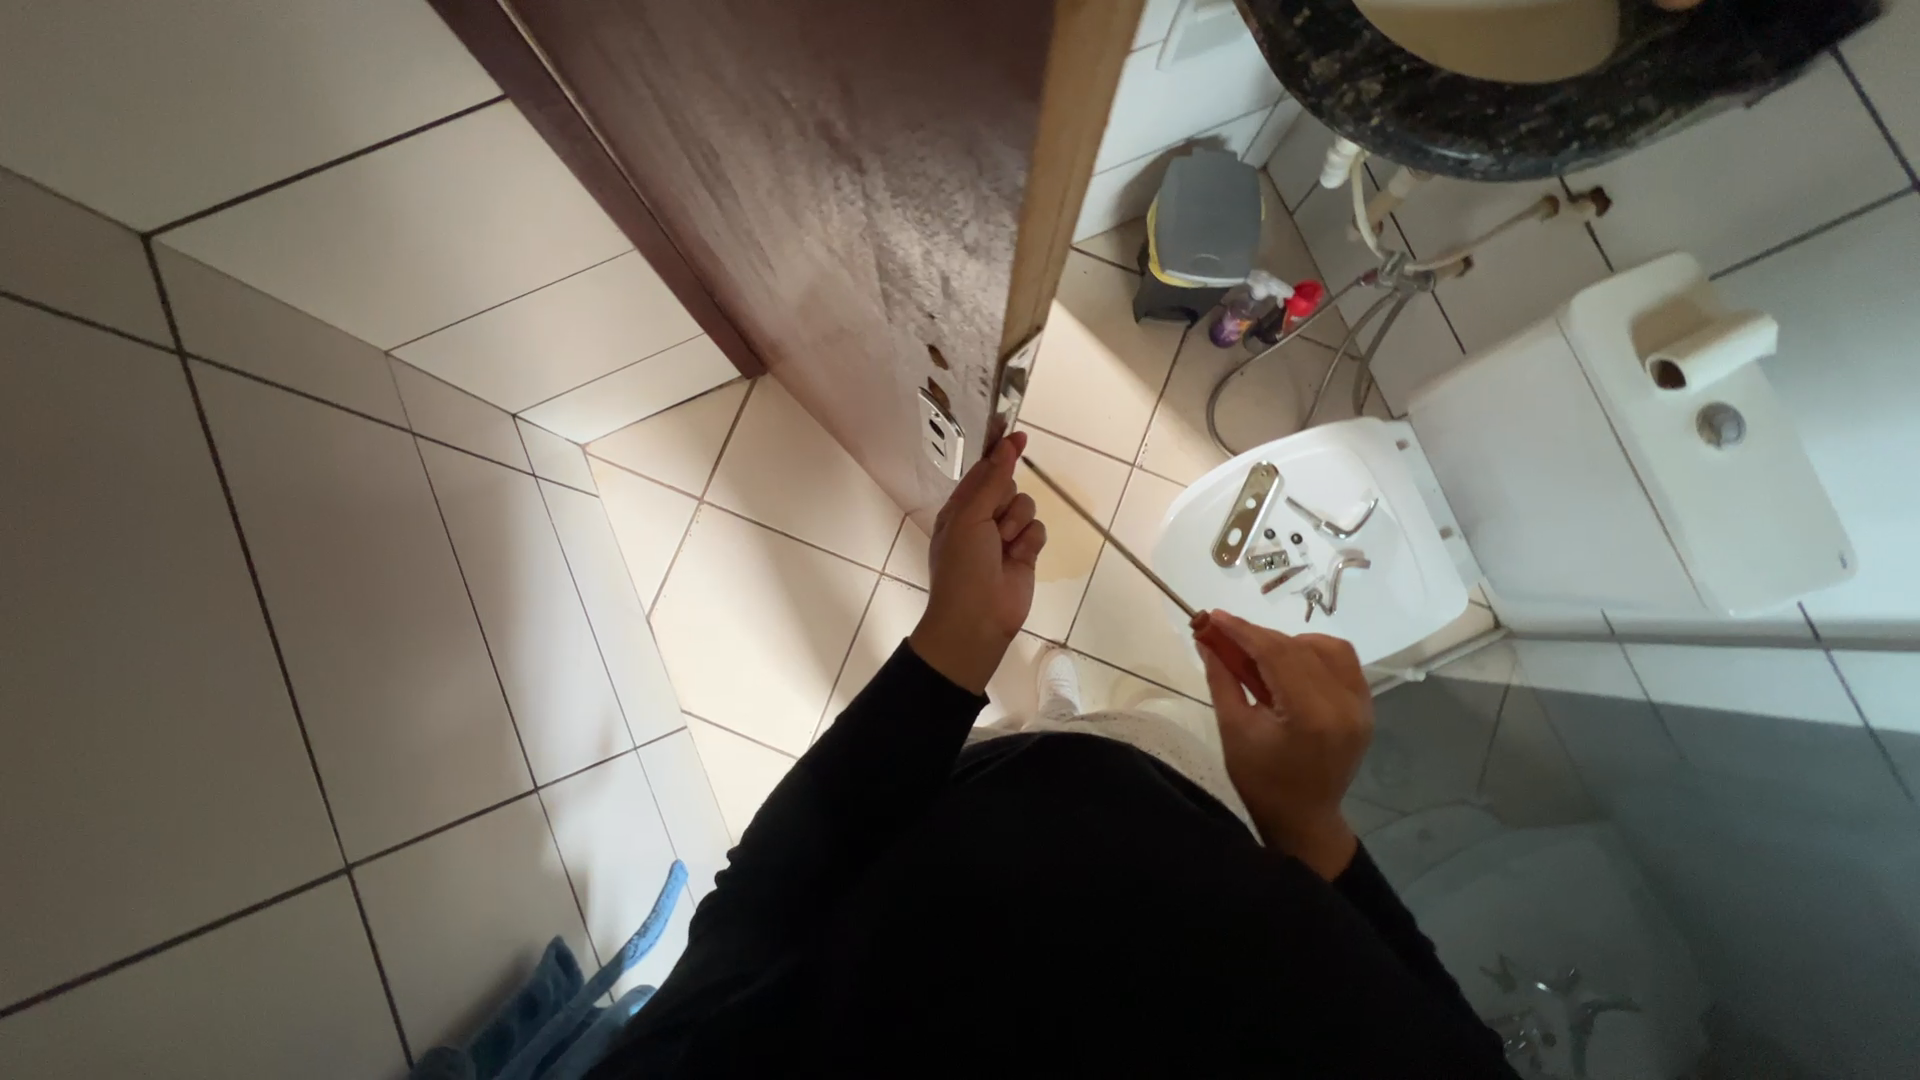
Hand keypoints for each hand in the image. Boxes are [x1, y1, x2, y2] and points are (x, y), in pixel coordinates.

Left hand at [908, 431, 1045, 693]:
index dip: (999, 454)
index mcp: (960, 507)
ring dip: (1017, 523)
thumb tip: (1006, 445)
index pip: (982, 471)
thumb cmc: (962, 565)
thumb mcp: (969, 517)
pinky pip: (1038, 529)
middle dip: (1005, 500)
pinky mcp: (1026, 553)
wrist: (977, 617)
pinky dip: (1030, 541)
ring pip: (1026, 506)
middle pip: (1008, 486)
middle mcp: (982, 518)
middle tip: (993, 524)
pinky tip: (1019, 558)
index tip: (1017, 434)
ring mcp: (1005, 536)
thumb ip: (991, 480)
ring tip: (1004, 547)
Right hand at [1196, 611, 1372, 879]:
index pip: (1277, 654)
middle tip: (1225, 632)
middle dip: (1259, 635)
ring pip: (1327, 648)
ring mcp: (1362, 706)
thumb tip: (1207, 639)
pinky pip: (1343, 663)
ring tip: (1261, 655)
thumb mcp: (1232, 728)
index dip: (1243, 631)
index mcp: (1310, 716)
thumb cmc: (1260, 779)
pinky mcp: (1367, 708)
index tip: (1214, 616)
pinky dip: (1313, 654)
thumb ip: (1222, 678)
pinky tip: (1289, 666)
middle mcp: (1345, 705)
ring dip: (1290, 642)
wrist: (1303, 818)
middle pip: (1299, 647)